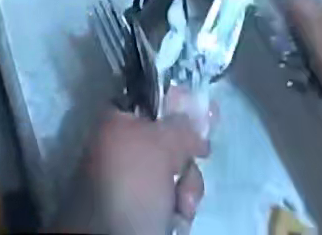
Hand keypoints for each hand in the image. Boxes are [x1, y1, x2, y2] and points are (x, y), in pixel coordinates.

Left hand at [79, 90, 213, 234]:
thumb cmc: (131, 185)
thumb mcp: (161, 145)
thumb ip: (182, 125)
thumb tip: (196, 120)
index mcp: (116, 122)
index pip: (154, 99)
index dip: (180, 102)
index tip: (205, 113)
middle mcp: (122, 149)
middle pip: (169, 140)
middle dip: (187, 156)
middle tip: (198, 160)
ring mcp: (130, 184)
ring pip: (174, 175)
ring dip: (187, 187)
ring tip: (183, 205)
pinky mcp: (140, 215)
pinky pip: (169, 203)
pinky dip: (178, 212)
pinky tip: (177, 220)